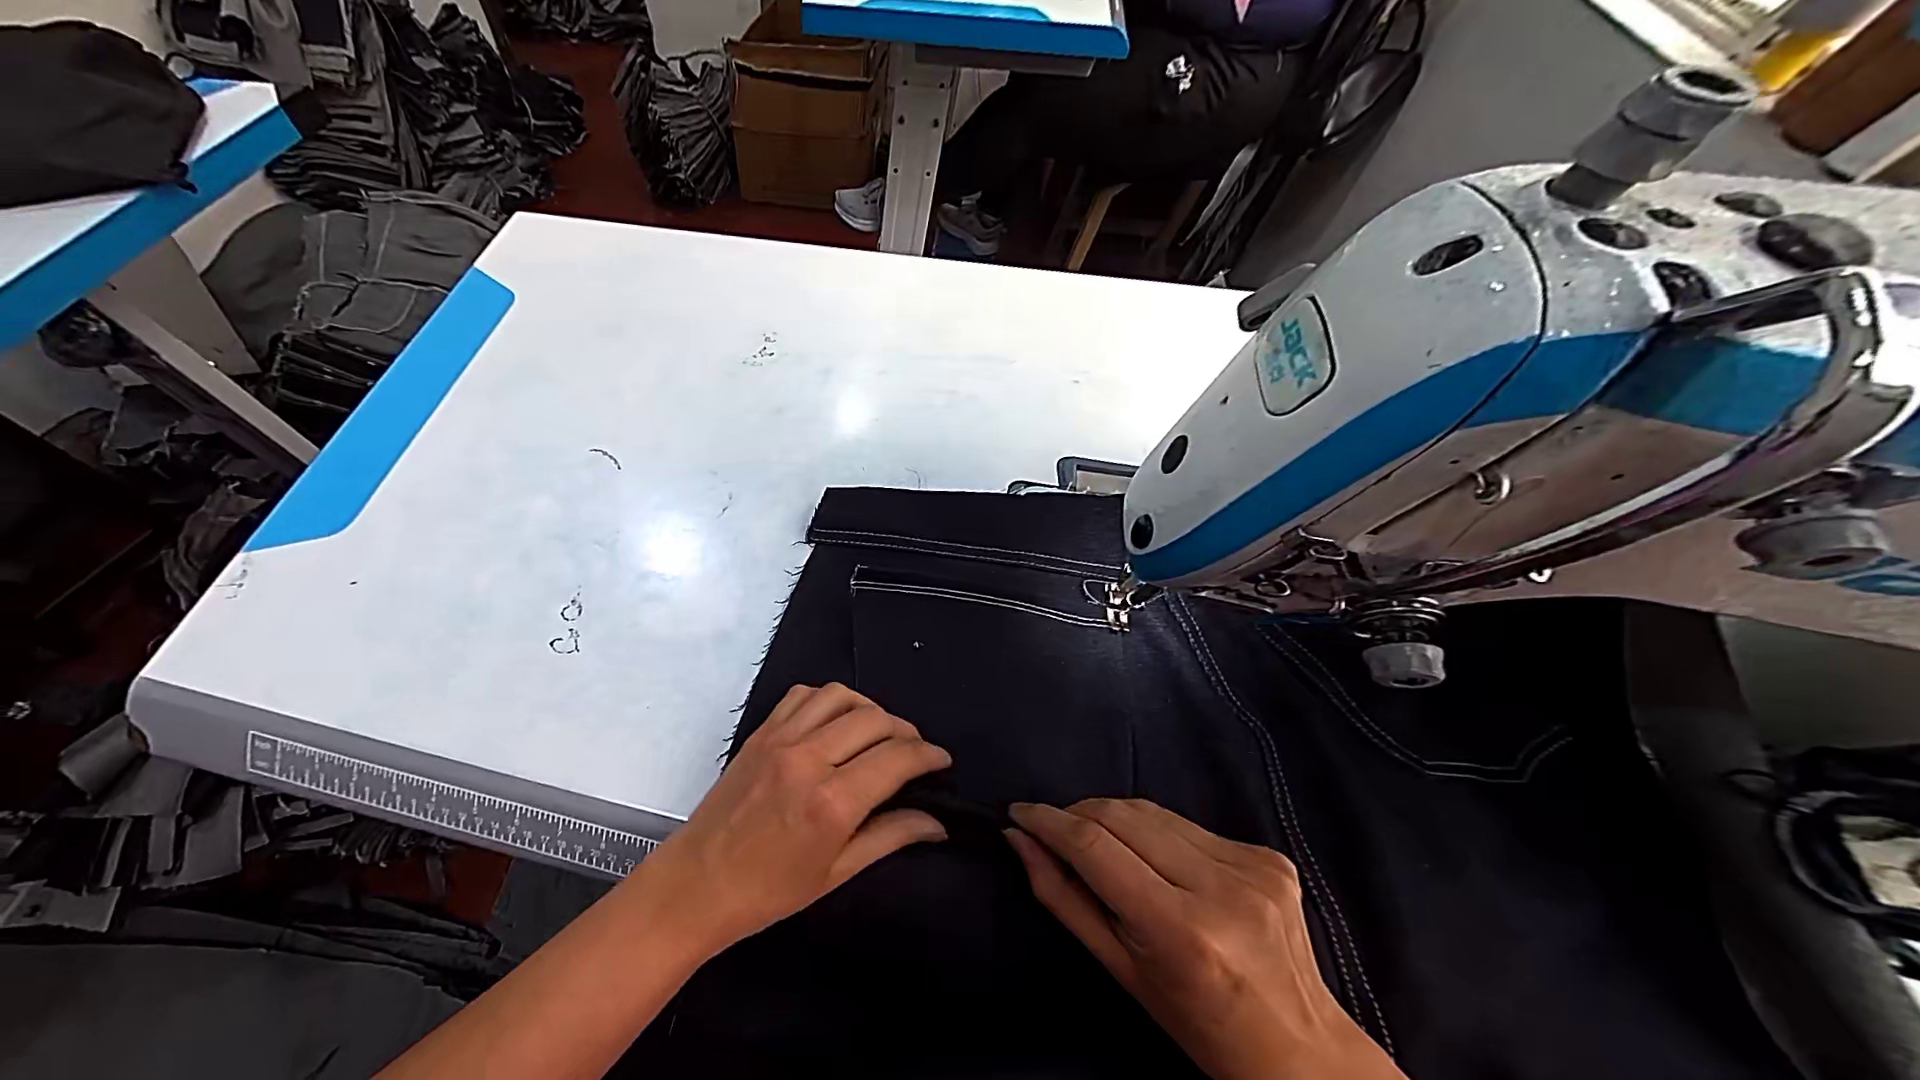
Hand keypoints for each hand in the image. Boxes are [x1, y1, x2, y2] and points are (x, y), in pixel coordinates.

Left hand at [626, 683, 952, 962]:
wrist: (695, 886)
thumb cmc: (768, 892)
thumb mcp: (837, 872)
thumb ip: (891, 836)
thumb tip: (937, 823)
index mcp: (832, 802)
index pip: (897, 758)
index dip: (928, 755)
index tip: (941, 761)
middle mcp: (809, 759)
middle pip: (876, 720)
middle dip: (907, 732)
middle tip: (914, 752)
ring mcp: (781, 739)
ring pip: (843, 696)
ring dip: (871, 709)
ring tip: (879, 732)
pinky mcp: (761, 732)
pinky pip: (805, 694)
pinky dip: (831, 699)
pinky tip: (837, 721)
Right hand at [1006, 799, 1404, 1079]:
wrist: (1299, 1048)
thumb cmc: (1195, 1022)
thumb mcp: (1119, 970)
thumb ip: (1063, 898)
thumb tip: (1020, 840)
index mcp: (1180, 931)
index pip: (1095, 847)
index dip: (1049, 822)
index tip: (1019, 811)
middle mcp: (1220, 887)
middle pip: (1122, 816)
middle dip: (1077, 813)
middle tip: (1053, 828)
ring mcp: (1252, 865)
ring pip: (1154, 811)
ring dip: (1115, 818)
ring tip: (1099, 842)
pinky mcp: (1270, 854)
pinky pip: (1190, 825)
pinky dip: (1158, 832)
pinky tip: (1157, 860)